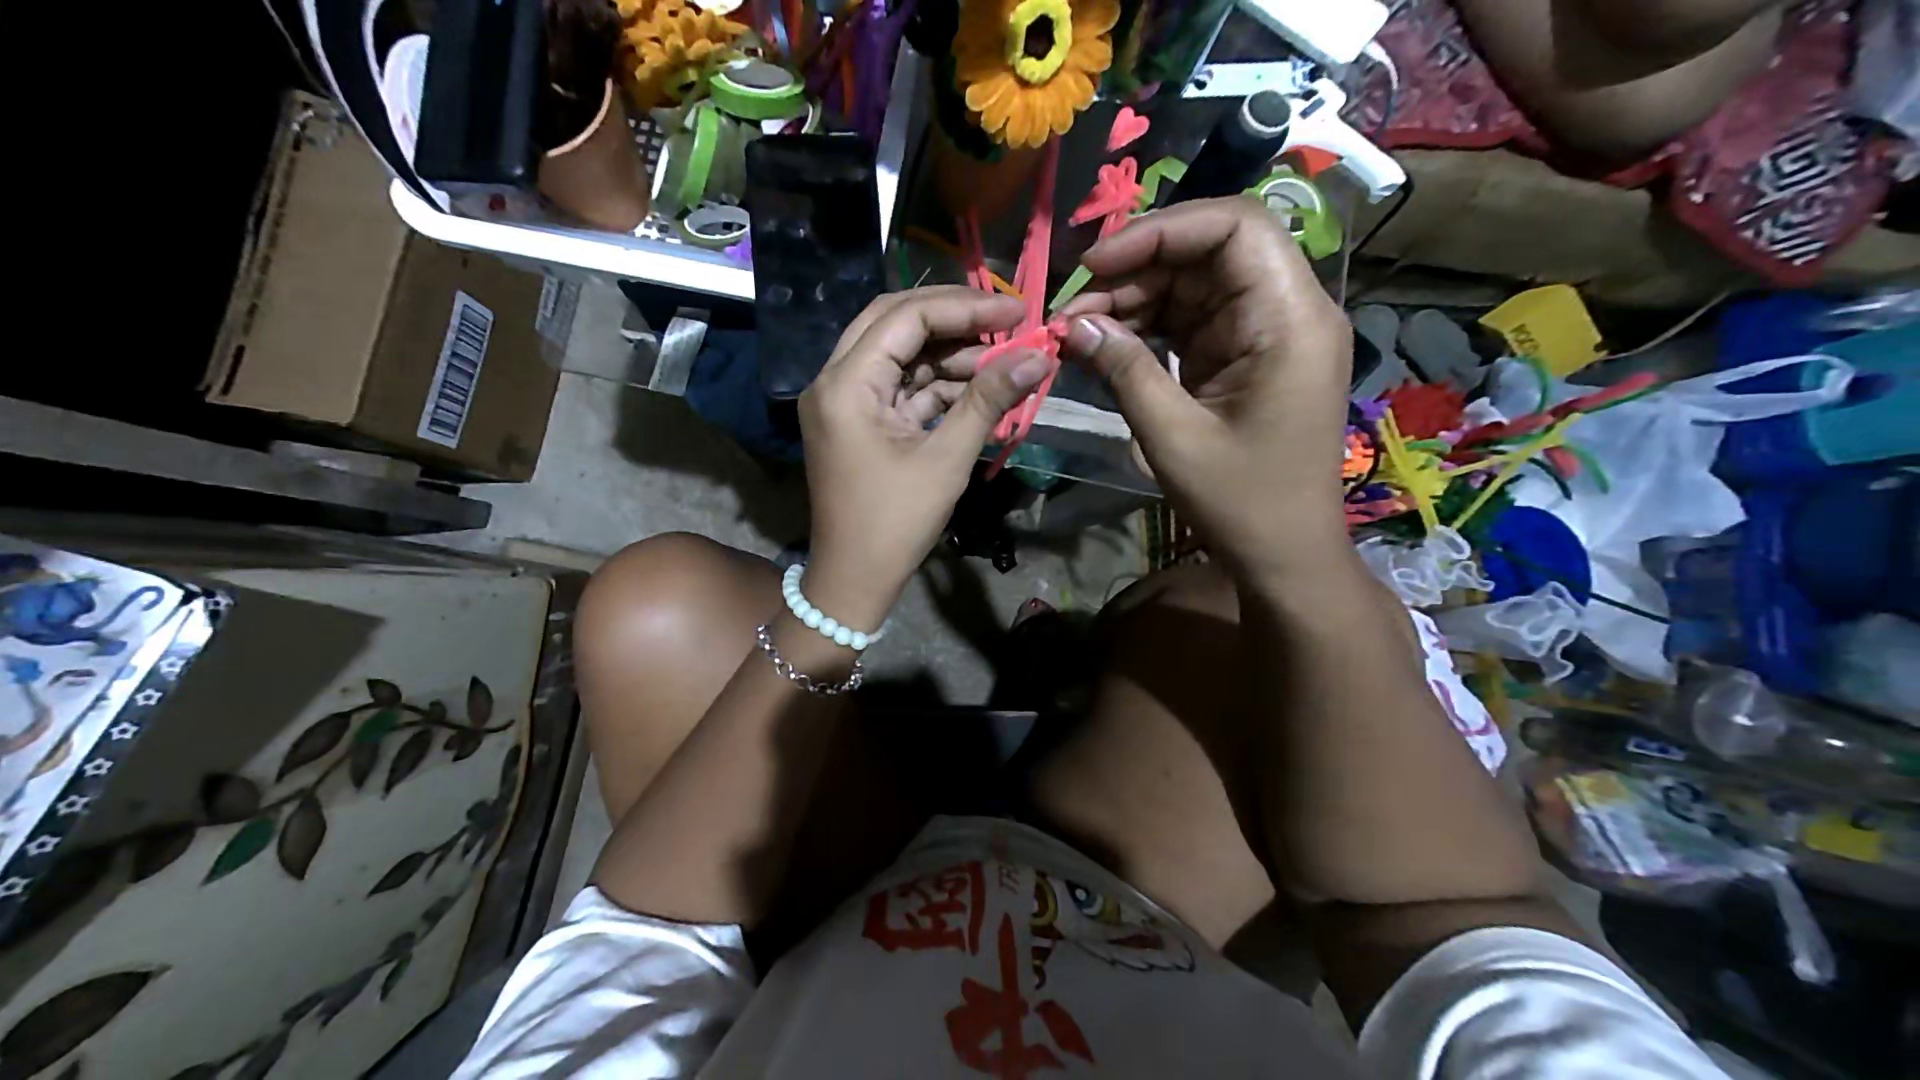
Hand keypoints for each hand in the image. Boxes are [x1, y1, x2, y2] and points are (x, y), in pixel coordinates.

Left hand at [799, 286, 1049, 627]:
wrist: (854, 580)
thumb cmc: (895, 523)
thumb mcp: (946, 460)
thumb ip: (988, 401)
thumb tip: (1039, 356)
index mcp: (845, 385)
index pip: (906, 318)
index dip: (965, 307)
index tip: (1017, 310)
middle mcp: (835, 381)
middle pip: (895, 323)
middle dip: (954, 319)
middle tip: (1007, 321)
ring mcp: (843, 401)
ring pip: (899, 354)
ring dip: (949, 355)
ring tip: (1004, 362)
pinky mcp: (857, 421)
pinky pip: (899, 387)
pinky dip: (937, 385)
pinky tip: (979, 388)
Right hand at [1060, 197, 1352, 576]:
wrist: (1284, 554)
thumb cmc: (1240, 502)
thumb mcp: (1172, 437)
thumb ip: (1124, 370)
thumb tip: (1072, 324)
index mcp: (1289, 320)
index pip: (1234, 227)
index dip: (1161, 230)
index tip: (1097, 264)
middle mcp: (1286, 311)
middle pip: (1209, 250)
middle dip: (1136, 268)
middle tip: (1075, 306)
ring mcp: (1265, 333)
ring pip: (1194, 283)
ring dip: (1135, 298)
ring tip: (1079, 329)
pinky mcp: (1244, 356)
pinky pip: (1192, 319)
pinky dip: (1148, 326)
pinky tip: (1106, 343)